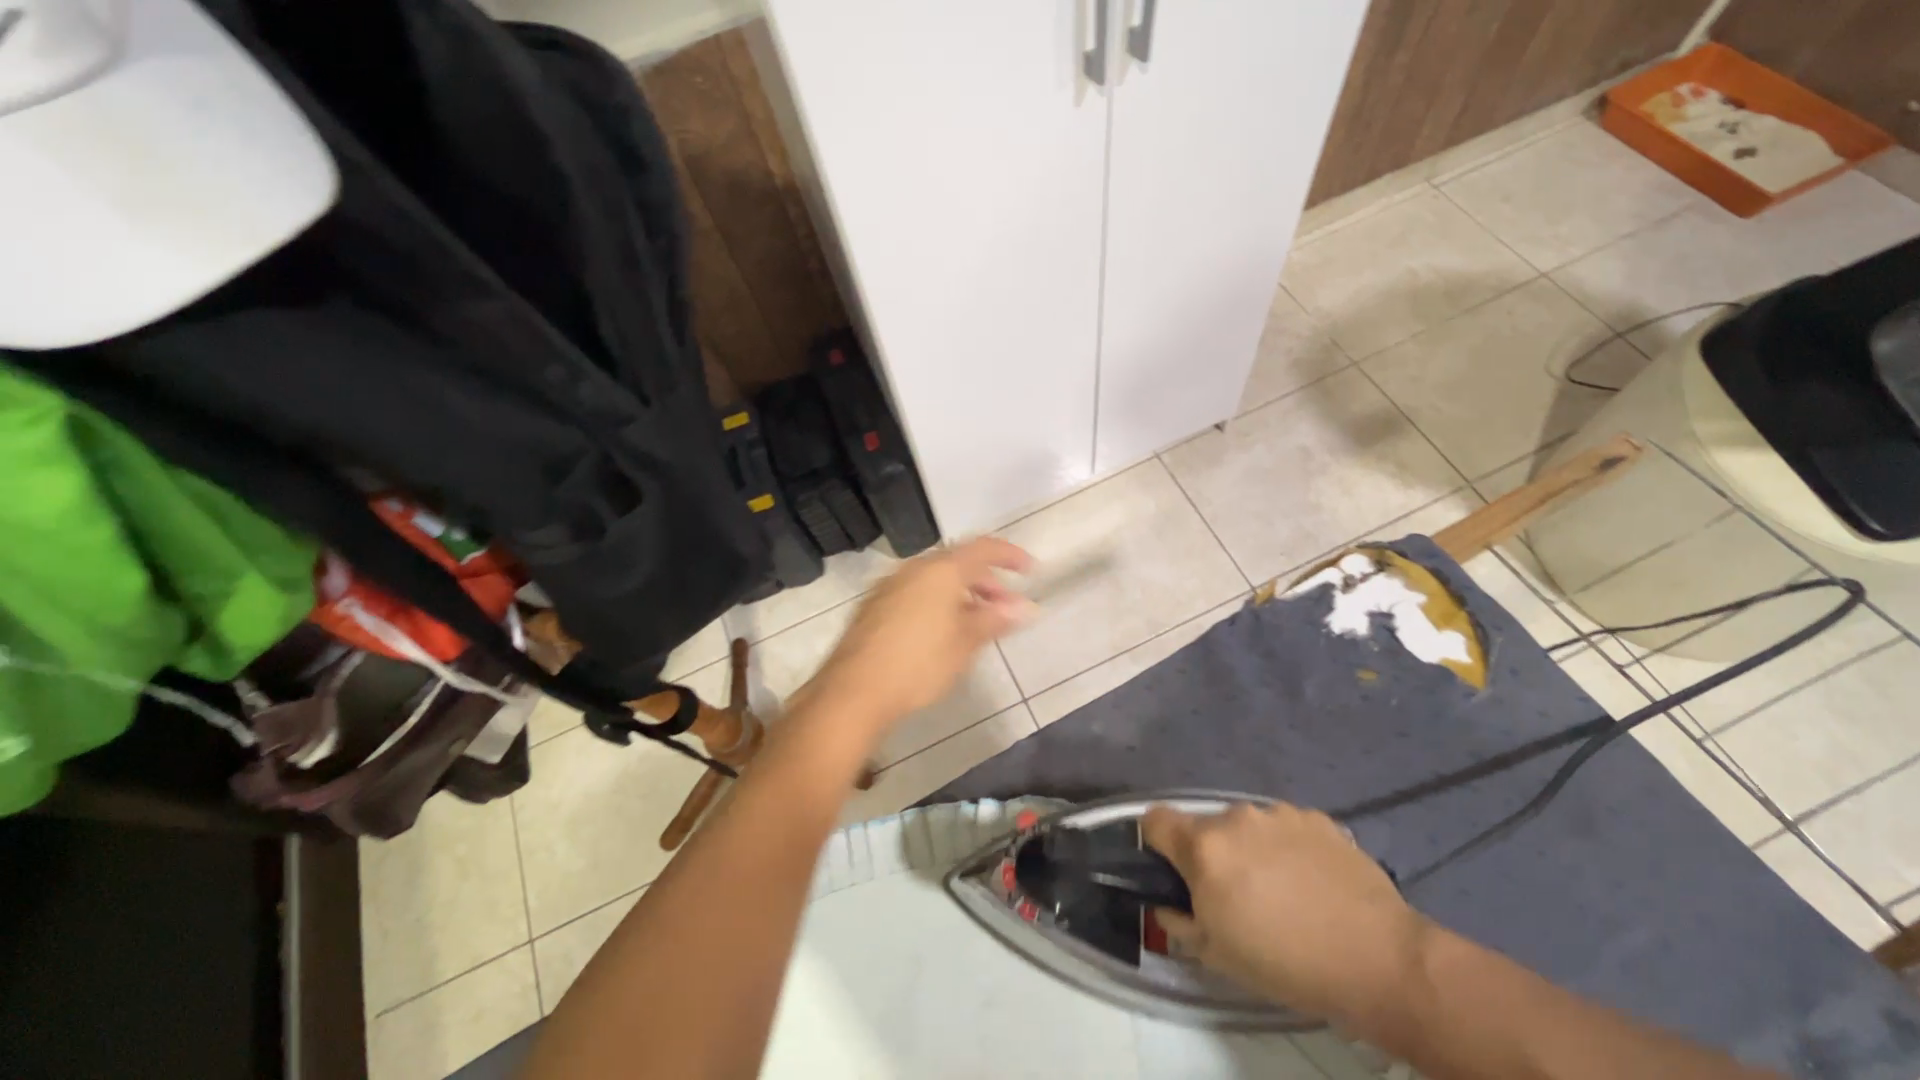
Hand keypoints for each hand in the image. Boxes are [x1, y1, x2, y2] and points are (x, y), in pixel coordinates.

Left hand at [802, 537, 1035, 737]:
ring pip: (935, 580)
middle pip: (958, 563)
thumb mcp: (965, 643)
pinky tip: (943, 633)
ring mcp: (889, 586)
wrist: (854, 690)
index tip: (1030, 571)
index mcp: (940, 570)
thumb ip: (995, 619)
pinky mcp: (873, 607)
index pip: (983, 548)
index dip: (1010, 555)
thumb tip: (1025, 606)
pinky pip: (915, 593)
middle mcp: (913, 569)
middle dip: (987, 582)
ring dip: (962, 594)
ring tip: (977, 625)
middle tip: (1006, 609)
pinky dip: (937, 603)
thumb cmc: (918, 665)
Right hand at [1142, 801, 1427, 1023]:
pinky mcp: (1319, 819)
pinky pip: (1285, 829)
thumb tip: (1168, 904)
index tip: (1171, 874)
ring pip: (1246, 827)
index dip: (1154, 845)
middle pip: (1204, 827)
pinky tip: (1310, 885)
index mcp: (1204, 846)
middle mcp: (1237, 818)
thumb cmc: (1284, 962)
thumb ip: (1178, 921)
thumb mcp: (1215, 955)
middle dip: (1209, 855)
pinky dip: (1287, 850)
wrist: (1376, 959)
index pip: (1153, 820)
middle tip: (1232, 897)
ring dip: (1249, 850)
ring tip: (1279, 892)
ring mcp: (1281, 814)